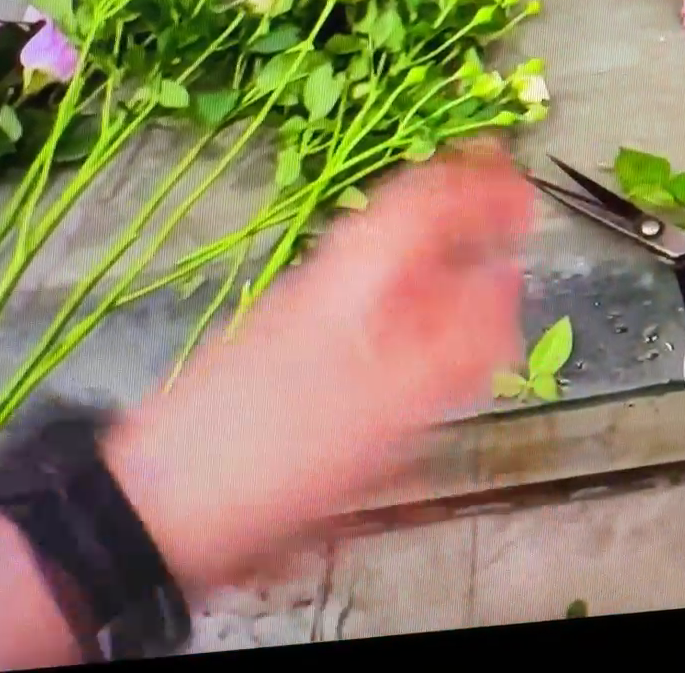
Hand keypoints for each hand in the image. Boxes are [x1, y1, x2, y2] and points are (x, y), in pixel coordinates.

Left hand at [105, 145, 533, 592]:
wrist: (160, 496)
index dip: (481, 187)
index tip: (524, 194)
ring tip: (479, 267)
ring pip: (388, 259)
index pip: (428, 199)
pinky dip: (412, 295)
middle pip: (407, 220)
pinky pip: (370, 299)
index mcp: (361, 272)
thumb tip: (508, 278)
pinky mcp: (297, 345)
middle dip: (462, 210)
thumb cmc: (282, 446)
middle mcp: (336, 276)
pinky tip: (421, 327)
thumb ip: (461, 339)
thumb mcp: (391, 401)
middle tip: (510, 214)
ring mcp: (312, 309)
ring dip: (439, 250)